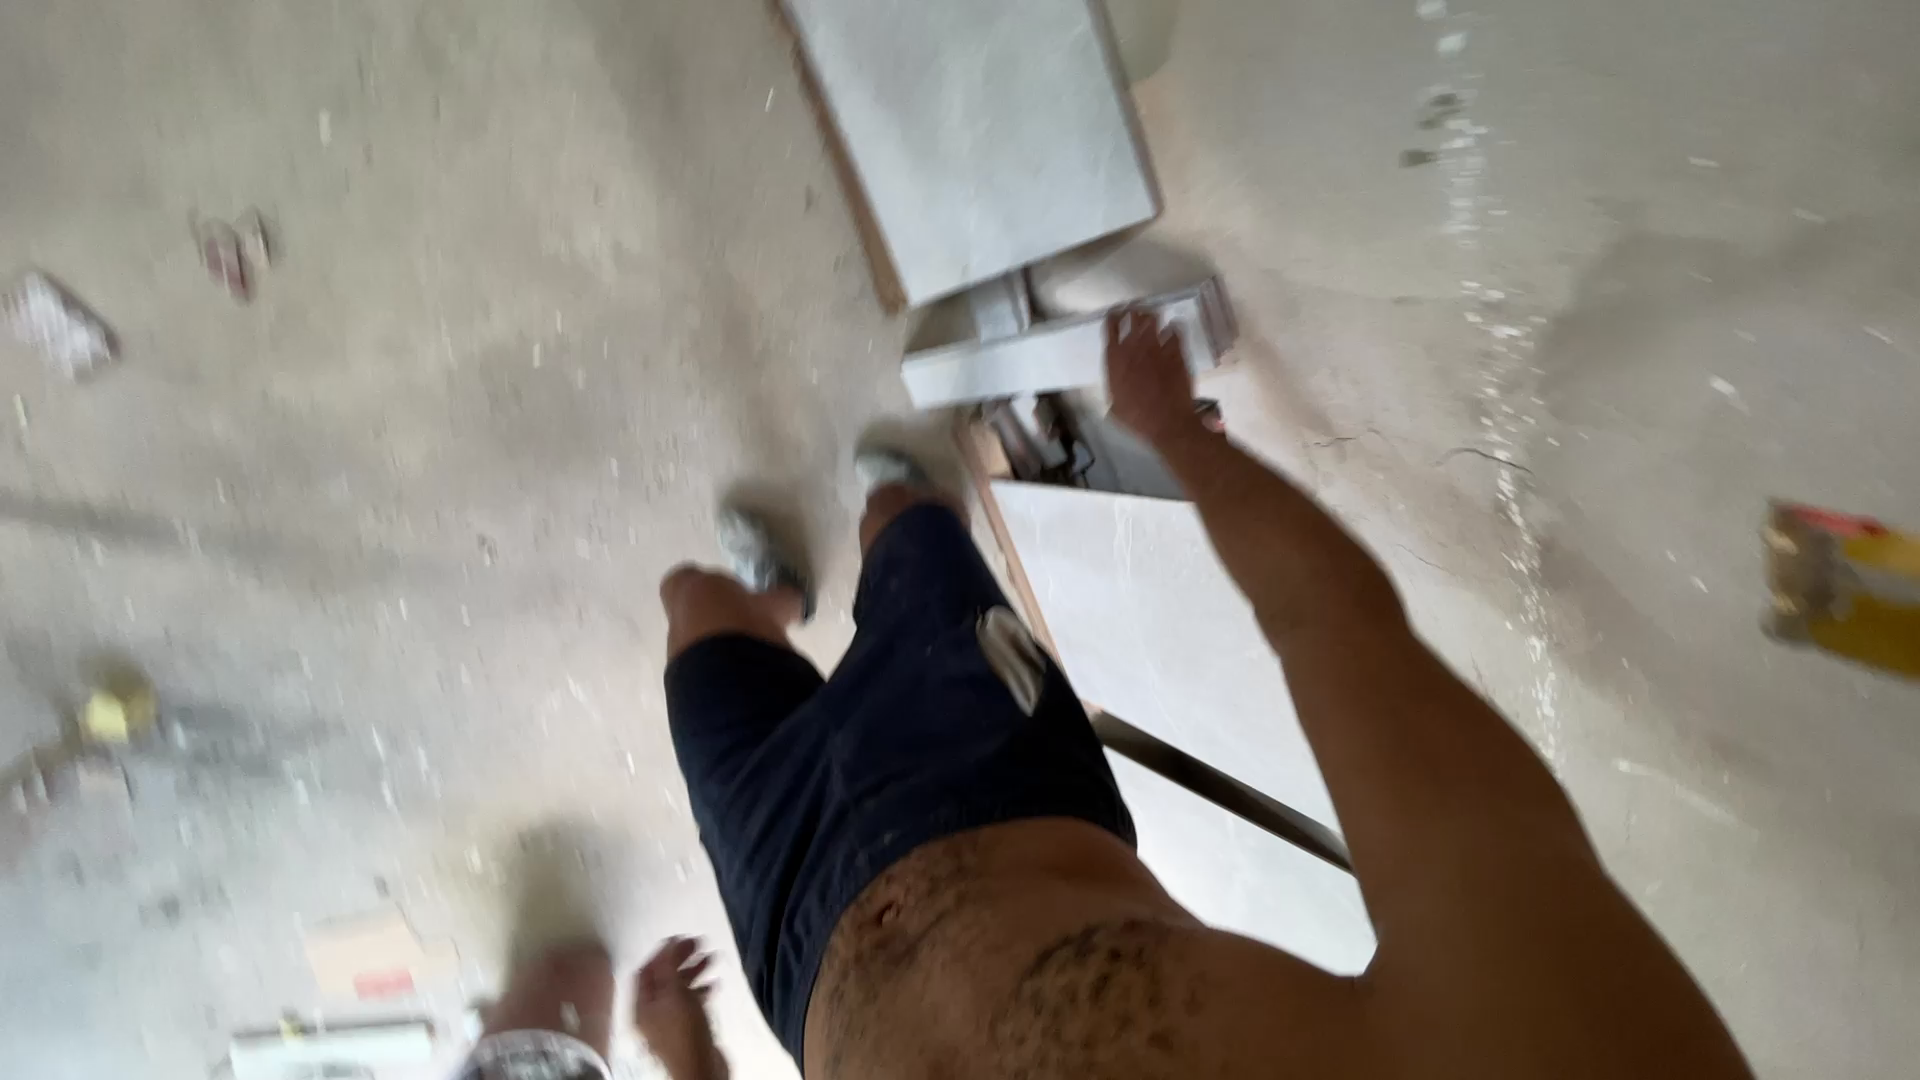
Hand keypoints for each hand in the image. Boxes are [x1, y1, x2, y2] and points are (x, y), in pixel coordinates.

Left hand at [634, 937, 728, 1079]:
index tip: (680, 938)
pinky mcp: (685, 1029)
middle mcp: (651, 1014)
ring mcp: (668, 1023)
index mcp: (642, 1007)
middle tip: (698, 944)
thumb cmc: (685, 1032)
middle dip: (680, 958)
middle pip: (663, 978)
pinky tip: (714, 984)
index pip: (644, 971)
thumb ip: (669, 966)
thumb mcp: (675, 993)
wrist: (700, 1069)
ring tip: (711, 958)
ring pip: (678, 988)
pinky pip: (690, 1001)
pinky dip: (701, 988)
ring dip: (694, 970)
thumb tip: (668, 942)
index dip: (661, 952)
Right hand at [1105, 307, 1199, 446]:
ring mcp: (1157, 347)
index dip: (1113, 316)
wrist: (1168, 422)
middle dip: (1132, 309)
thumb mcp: (1115, 405)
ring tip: (1152, 317)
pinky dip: (1173, 329)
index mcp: (1115, 360)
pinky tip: (1172, 332)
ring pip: (1153, 317)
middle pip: (1132, 315)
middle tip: (1135, 310)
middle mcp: (1134, 348)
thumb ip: (1114, 387)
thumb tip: (1116, 386)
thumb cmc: (1137, 418)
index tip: (1115, 314)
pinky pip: (1175, 330)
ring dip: (1151, 315)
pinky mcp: (1177, 351)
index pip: (1111, 326)